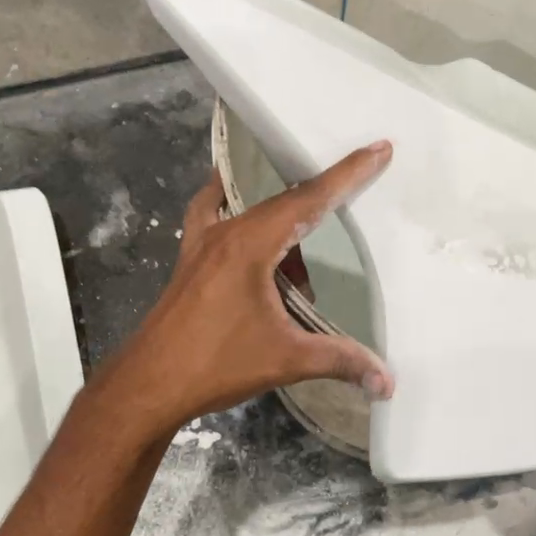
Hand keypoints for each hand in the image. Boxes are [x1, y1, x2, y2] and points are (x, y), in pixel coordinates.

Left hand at [100, 142, 394, 436]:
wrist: (148, 385)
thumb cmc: (215, 365)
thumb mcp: (286, 360)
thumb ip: (340, 361)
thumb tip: (387, 381)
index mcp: (248, 244)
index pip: (308, 200)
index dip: (346, 175)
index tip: (377, 149)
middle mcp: (223, 233)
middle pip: (280, 201)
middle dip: (318, 198)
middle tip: (350, 190)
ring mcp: (201, 246)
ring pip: (250, 213)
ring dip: (282, 225)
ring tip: (305, 257)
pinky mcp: (191, 264)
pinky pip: (220, 223)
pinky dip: (244, 224)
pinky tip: (256, 247)